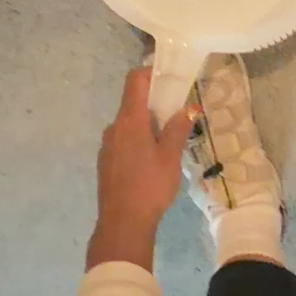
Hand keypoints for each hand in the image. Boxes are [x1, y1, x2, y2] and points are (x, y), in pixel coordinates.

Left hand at [86, 66, 196, 270]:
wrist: (122, 223)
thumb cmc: (150, 185)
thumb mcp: (171, 156)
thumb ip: (178, 128)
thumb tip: (188, 107)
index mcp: (130, 120)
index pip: (135, 81)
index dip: (151, 72)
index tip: (171, 76)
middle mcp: (114, 127)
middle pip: (133, 102)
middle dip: (156, 102)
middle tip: (179, 112)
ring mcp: (107, 145)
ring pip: (129, 124)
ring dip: (148, 124)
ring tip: (170, 140)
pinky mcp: (106, 162)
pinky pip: (124, 140)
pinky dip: (139, 140)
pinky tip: (154, 159)